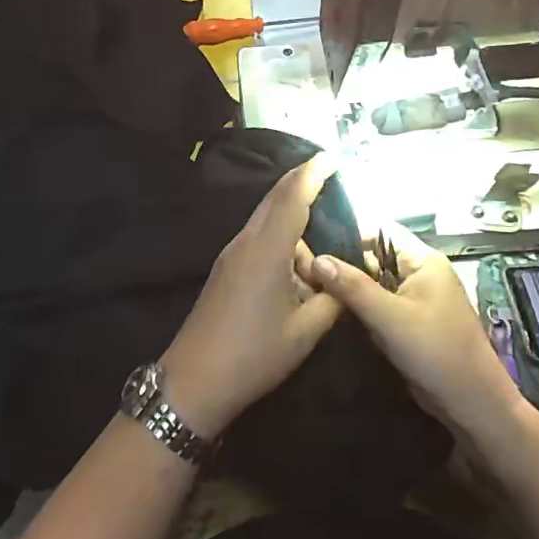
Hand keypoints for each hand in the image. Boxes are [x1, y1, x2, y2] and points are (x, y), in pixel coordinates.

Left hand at [158, 156, 342, 436]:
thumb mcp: (306, 331)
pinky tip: (297, 260)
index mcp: (267, 250)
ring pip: (266, 219)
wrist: (194, 382)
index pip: (293, 197)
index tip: (332, 156)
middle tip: (330, 176)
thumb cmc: (254, 355)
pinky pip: (259, 237)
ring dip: (293, 216)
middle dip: (302, 182)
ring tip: (323, 233)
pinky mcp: (226, 270)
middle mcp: (246, 242)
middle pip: (275, 198)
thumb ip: (333, 299)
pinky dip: (281, 235)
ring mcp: (232, 255)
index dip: (313, 173)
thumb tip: (344, 279)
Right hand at [309, 223, 521, 431]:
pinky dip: (362, 310)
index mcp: (423, 260)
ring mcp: (417, 299)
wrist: (470, 401)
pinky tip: (334, 314)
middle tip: (305, 273)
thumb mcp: (389, 317)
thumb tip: (316, 259)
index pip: (382, 231)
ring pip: (376, 285)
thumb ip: (353, 287)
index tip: (314, 246)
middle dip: (345, 266)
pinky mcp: (411, 323)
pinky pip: (381, 307)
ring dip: (351, 291)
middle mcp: (421, 273)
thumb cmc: (435, 351)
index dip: (349, 234)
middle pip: (376, 258)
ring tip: (311, 291)